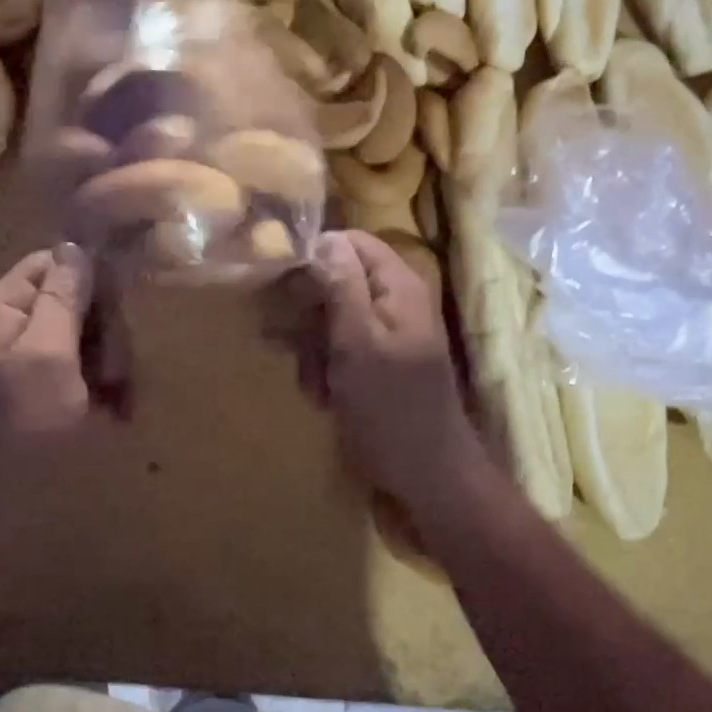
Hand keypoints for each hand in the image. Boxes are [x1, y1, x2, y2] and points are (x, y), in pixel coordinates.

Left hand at [0, 244, 110, 526]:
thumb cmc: (23, 433)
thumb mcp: (46, 356)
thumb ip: (62, 298)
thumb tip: (74, 243)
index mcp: (6, 309)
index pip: (55, 262)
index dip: (91, 277)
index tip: (119, 305)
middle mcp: (17, 330)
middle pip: (76, 301)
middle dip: (106, 330)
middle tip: (115, 369)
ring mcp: (35, 367)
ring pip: (90, 339)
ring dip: (113, 364)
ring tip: (119, 399)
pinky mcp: (51, 400)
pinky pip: (88, 375)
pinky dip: (107, 391)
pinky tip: (119, 415)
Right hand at [307, 231, 484, 513]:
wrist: (426, 475)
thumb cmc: (390, 407)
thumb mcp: (357, 342)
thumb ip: (340, 286)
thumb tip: (323, 237)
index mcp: (398, 286)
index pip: (350, 242)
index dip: (315, 256)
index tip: (284, 285)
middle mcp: (393, 302)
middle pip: (335, 279)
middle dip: (308, 313)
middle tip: (291, 343)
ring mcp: (384, 334)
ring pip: (329, 317)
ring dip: (311, 348)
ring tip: (314, 384)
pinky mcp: (374, 362)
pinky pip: (337, 348)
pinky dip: (323, 369)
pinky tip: (322, 397)